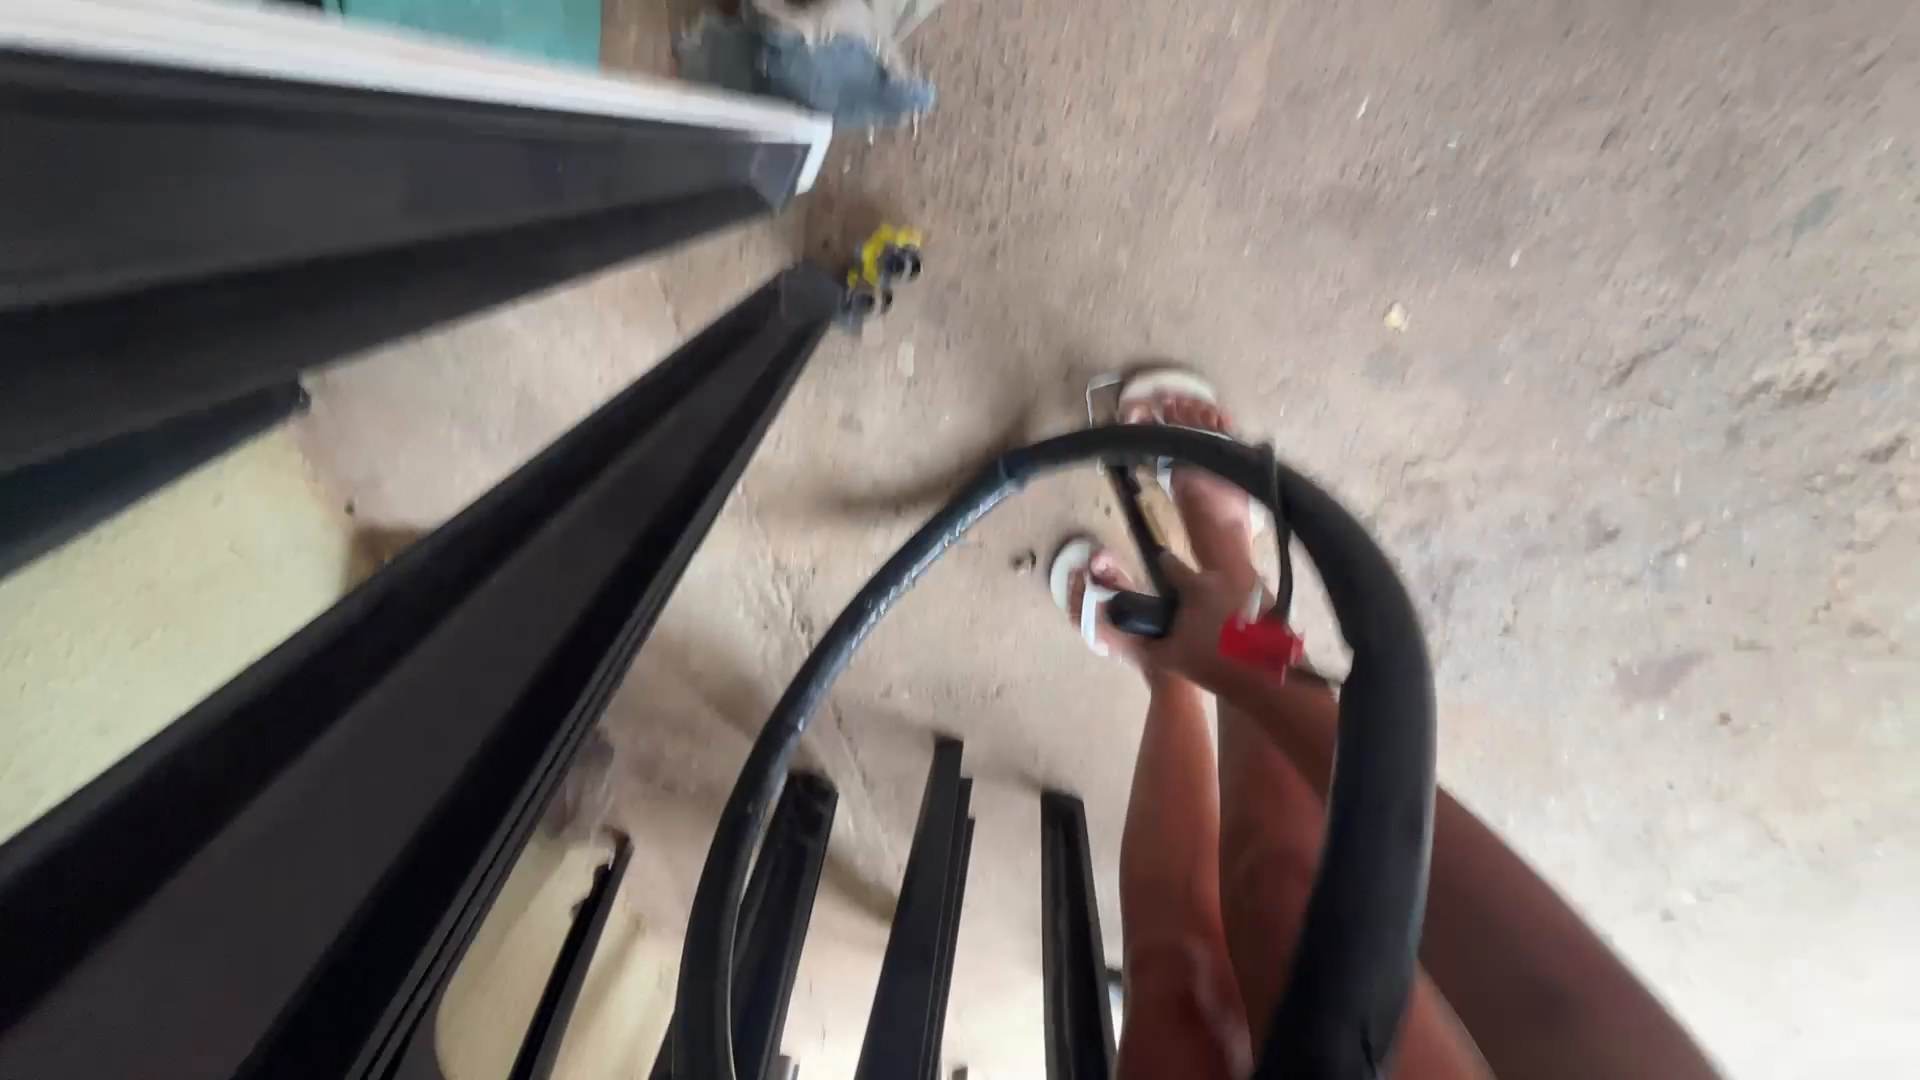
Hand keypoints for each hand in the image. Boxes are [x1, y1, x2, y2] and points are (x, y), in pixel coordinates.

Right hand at [1134, 552, 1272, 686]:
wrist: (1260, 680)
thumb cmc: (1209, 662)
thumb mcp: (1168, 657)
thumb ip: (1148, 643)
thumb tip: (1137, 635)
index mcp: (1195, 587)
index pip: (1170, 564)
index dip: (1162, 568)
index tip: (1160, 577)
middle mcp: (1221, 580)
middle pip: (1198, 578)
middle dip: (1190, 592)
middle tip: (1185, 616)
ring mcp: (1247, 589)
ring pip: (1221, 590)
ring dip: (1214, 602)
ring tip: (1211, 628)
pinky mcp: (1267, 604)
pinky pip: (1242, 602)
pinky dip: (1234, 612)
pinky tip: (1232, 635)